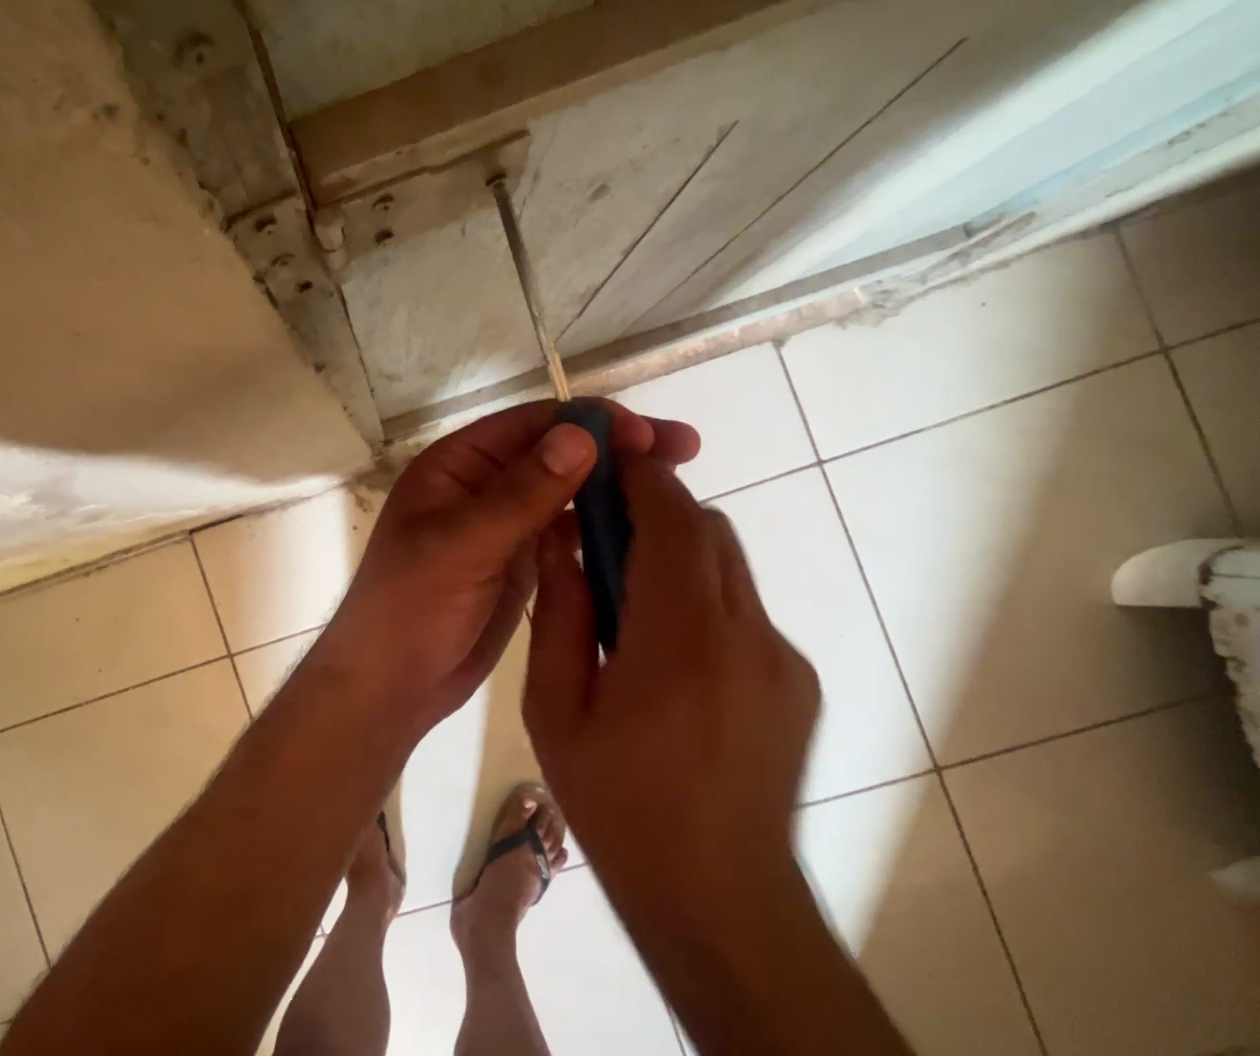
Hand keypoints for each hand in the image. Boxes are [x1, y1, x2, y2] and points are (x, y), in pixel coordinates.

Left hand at [302, 399, 698, 732]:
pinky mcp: (520, 564)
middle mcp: (481, 486)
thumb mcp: (461, 546)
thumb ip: (520, 495)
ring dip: (612, 487)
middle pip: (556, 453)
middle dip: (614, 449)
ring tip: (675, 489)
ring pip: (565, 492)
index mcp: (456, 466)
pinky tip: (642, 532)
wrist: (392, 684)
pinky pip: (566, 534)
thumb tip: (582, 436)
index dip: (591, 422)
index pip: (532, 425)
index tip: (649, 436)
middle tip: (686, 451)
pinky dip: (600, 528)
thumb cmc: (410, 608)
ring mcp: (502, 526)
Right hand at [523, 455, 820, 917]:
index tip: (604, 460)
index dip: (640, 477)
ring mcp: (782, 661)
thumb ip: (560, 617)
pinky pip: (745, 615)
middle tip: (600, 538)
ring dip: (679, 560)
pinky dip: (703, 606)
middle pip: (710, 532)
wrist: (717, 896)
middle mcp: (747, 635)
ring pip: (730, 571)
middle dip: (657, 514)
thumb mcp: (557, 712)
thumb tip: (560, 542)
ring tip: (629, 608)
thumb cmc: (616, 804)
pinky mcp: (798, 685)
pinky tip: (669, 663)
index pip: (672, 520)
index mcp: (680, 640)